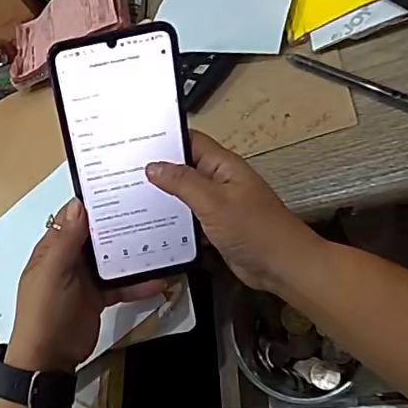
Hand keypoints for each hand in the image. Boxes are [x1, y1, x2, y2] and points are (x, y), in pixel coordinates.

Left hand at [7, 198, 168, 372]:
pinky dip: (137, 283)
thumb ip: (66, 241)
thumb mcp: (52, 274)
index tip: (120, 188)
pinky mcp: (97, 298)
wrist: (48, 360)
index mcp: (53, 249)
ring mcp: (84, 279)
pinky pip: (120, 285)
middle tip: (149, 209)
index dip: (93, 203)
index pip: (73, 217)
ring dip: (132, 253)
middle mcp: (68, 260)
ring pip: (111, 259)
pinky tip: (159, 279)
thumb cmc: (43, 314)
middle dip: (119, 224)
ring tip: (160, 239)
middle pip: (96, 236)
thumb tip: (78, 205)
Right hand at [146, 131, 320, 292]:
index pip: (189, 141)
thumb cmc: (257, 230)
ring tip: (132, 198)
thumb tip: (154, 167)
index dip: (164, 140)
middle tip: (126, 173)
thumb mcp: (213, 202)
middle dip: (158, 171)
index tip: (136, 144)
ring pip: (184, 196)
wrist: (282, 266)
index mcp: (223, 166)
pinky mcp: (215, 227)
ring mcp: (218, 205)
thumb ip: (182, 182)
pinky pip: (189, 219)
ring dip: (164, 198)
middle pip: (183, 168)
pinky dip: (174, 222)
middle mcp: (219, 181)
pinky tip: (153, 225)